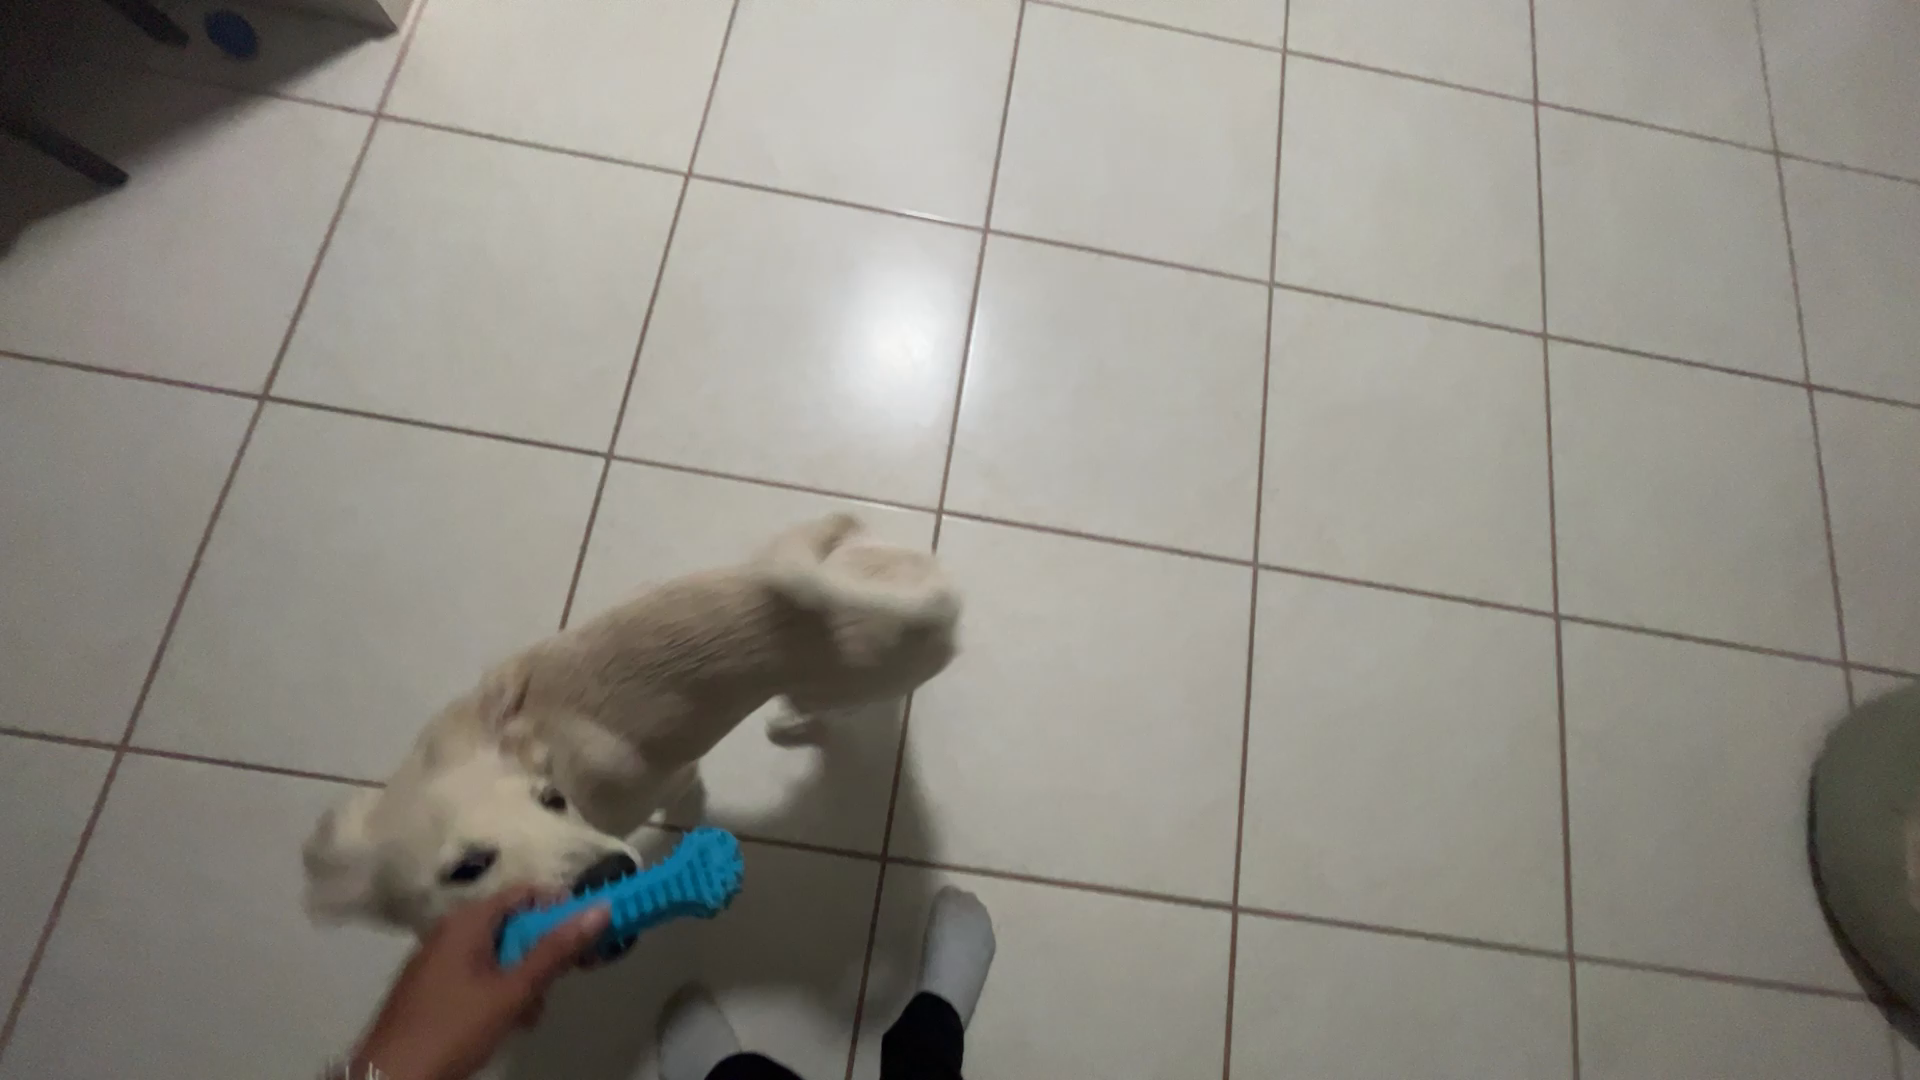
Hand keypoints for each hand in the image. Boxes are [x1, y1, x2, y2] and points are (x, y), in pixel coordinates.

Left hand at [352, 887, 609, 1079]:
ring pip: (498, 951)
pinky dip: (499, 987)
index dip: (559, 908)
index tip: (582, 934)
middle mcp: (450, 931)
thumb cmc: (452, 1030)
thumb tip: (602, 908)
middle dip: (543, 949)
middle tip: (560, 978)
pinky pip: (477, 972)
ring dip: (524, 974)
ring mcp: (435, 961)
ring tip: (532, 1009)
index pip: (527, 891)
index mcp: (467, 920)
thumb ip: (558, 949)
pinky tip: (507, 1019)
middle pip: (514, 922)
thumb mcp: (514, 991)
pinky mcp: (428, 989)